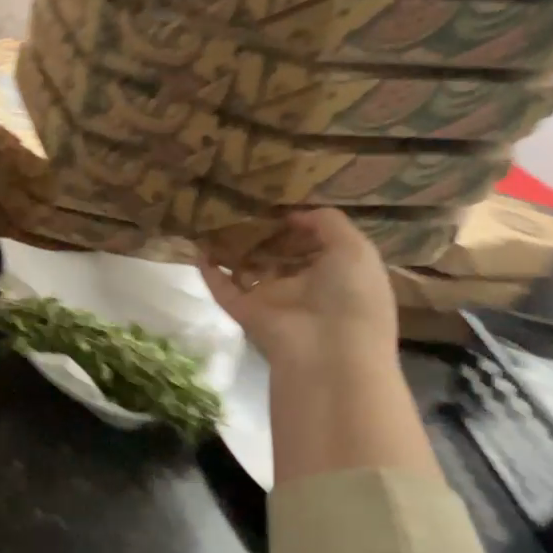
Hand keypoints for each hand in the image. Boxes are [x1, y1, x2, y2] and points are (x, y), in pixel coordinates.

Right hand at [196, 208, 399, 375]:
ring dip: (231, 248)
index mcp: (335, 274)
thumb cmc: (351, 296)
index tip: (277, 202)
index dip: (299, 224)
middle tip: (240, 205)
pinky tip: (197, 247)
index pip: (314, 244)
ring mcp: (272, 300)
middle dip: (261, 233)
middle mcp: (304, 287)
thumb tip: (292, 214)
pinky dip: (208, 270)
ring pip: (247, 269)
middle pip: (277, 255)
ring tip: (213, 220)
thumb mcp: (356, 250)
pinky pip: (222, 287)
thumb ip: (328, 222)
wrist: (328, 350)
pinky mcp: (244, 311)